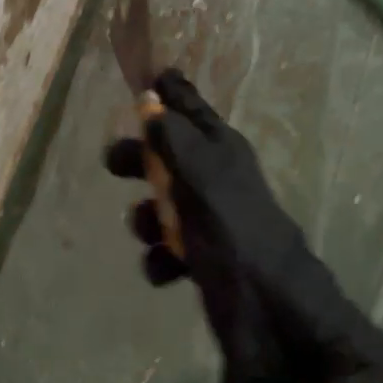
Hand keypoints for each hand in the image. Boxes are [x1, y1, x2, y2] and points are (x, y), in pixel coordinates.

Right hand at [107, 70, 382, 382]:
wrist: (269, 306)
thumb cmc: (232, 225)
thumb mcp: (202, 171)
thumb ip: (172, 137)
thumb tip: (150, 99)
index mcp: (221, 148)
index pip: (191, 107)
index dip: (170, 92)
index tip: (147, 75)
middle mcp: (216, 178)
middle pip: (168, 156)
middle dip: (140, 160)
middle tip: (114, 164)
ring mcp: (210, 221)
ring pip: (164, 206)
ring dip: (147, 217)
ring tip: (147, 229)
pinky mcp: (204, 261)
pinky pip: (169, 251)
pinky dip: (160, 259)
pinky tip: (164, 268)